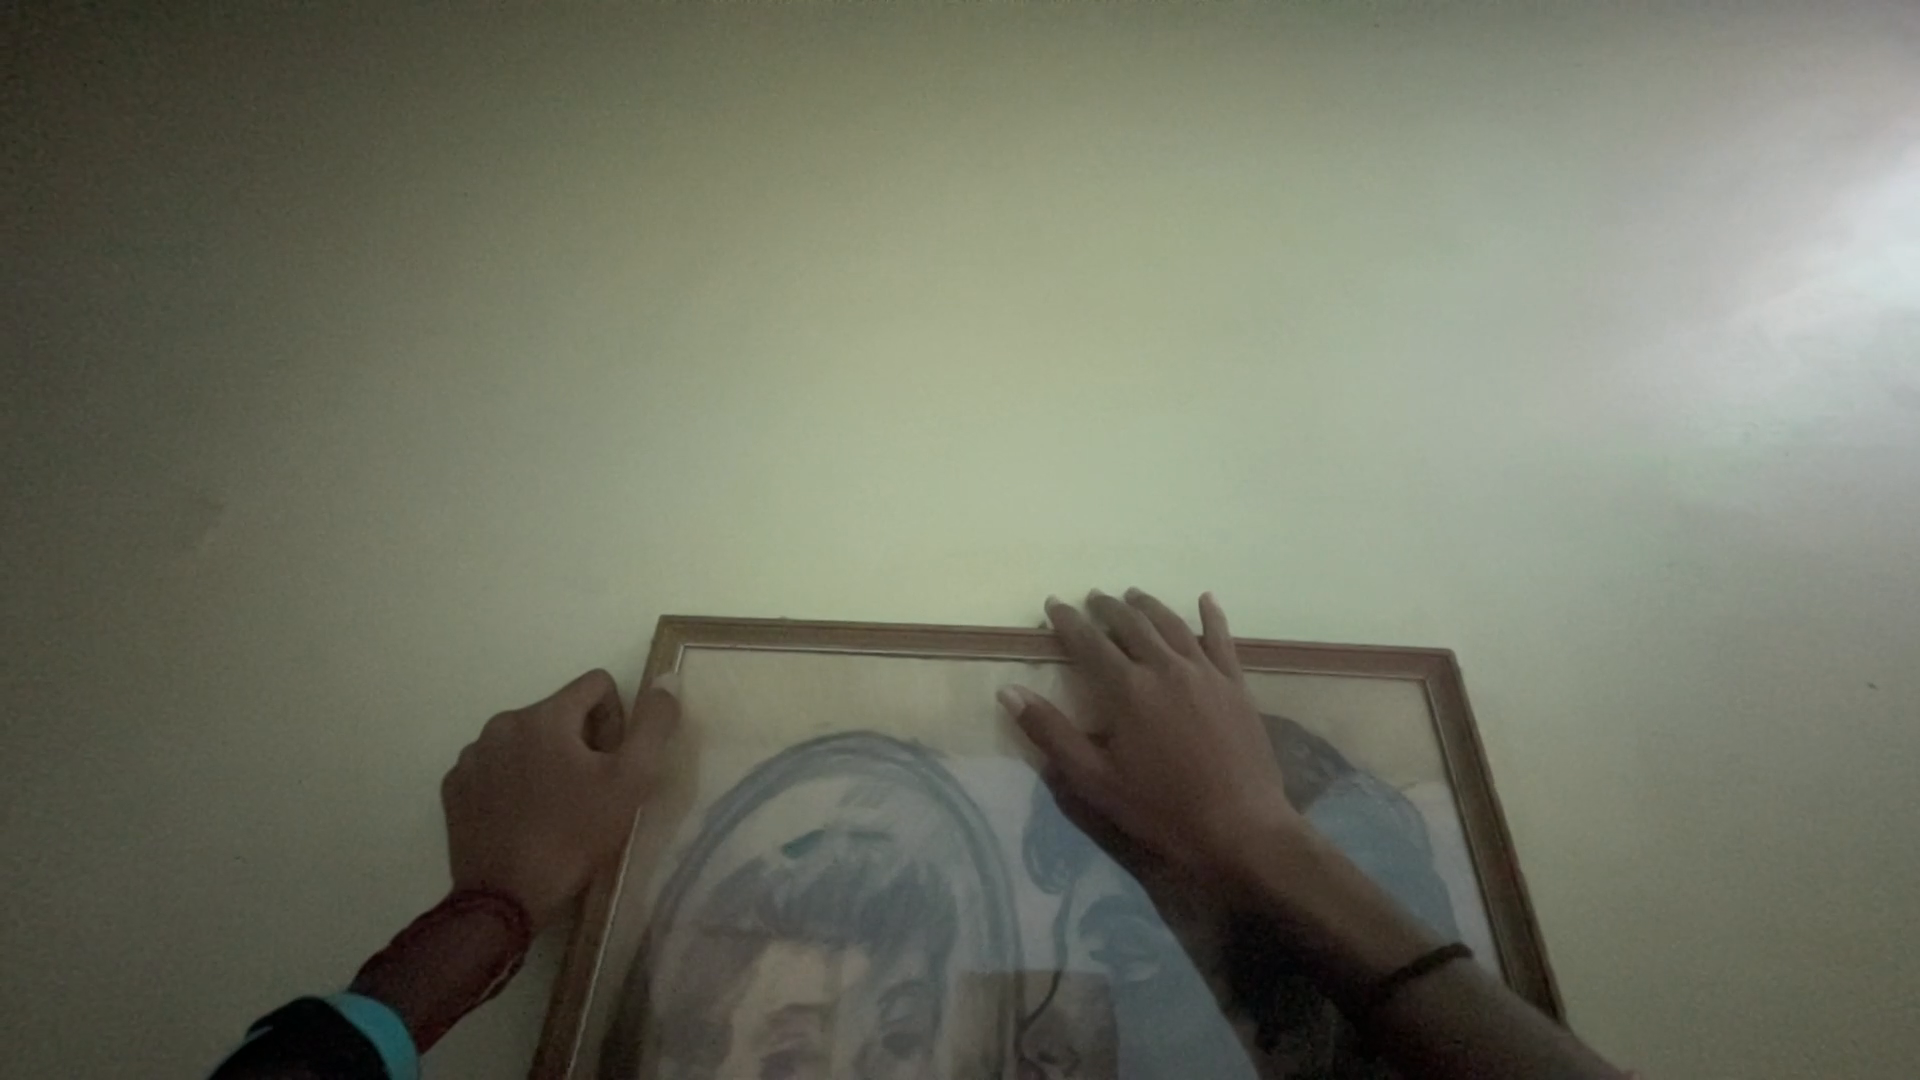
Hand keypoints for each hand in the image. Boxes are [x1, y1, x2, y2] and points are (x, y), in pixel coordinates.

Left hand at [441, 669, 678, 927]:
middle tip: (590, 788)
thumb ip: (654, 722)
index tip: (611, 761)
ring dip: (549, 757)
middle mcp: (502, 724)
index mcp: (545, 715)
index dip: (617, 719)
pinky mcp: (455, 786)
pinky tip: (525, 814)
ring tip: (557, 803)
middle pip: (563, 710)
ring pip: (529, 736)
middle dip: (583, 739)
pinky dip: (516, 778)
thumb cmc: (576, 833)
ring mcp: (472, 755)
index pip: (597, 684)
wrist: (506, 898)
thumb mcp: (633, 778)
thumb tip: (666, 680)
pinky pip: (498, 762)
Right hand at [1000, 590, 1307, 889]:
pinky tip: (1207, 600)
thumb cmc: (1161, 808)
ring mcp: (1205, 672)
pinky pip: (1222, 639)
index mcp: (1127, 688)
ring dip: (1149, 606)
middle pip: (1131, 624)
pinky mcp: (1235, 685)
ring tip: (1133, 595)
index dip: (1068, 621)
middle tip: (1092, 598)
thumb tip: (1007, 691)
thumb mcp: (1094, 779)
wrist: (1241, 829)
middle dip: (1107, 607)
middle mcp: (1164, 667)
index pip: (1089, 641)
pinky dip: (1212, 616)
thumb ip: (1050, 732)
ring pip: (1172, 624)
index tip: (1054, 604)